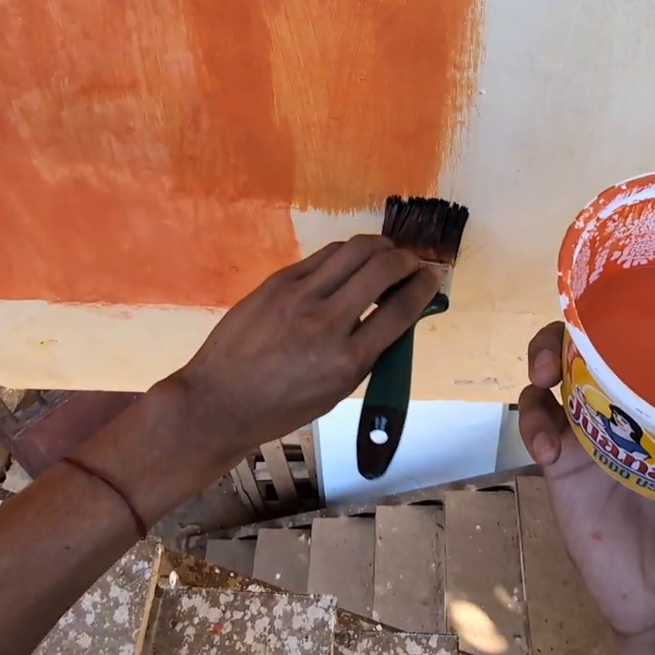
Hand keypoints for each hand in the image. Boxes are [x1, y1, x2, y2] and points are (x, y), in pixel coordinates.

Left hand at [169, 235, 441, 461]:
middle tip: (412, 263)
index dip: (425, 286)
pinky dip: (347, 255)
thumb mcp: (338, 389)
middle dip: (408, 259)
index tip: (435, 276)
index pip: (401, 309)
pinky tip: (351, 262)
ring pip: (355, 249)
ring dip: (381, 248)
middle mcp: (327, 321)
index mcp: (348, 360)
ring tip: (386, 256)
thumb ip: (371, 348)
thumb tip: (399, 310)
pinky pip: (325, 255)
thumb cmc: (283, 406)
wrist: (220, 400)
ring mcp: (300, 295)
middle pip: (383, 267)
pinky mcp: (279, 280)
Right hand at [517, 322, 654, 649]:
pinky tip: (549, 448)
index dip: (643, 317)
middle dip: (574, 331)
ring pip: (557, 373)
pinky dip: (532, 425)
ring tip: (544, 377)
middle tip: (570, 340)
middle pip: (594, 346)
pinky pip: (537, 426)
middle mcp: (634, 409)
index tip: (639, 305)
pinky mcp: (564, 464)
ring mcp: (595, 433)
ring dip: (542, 360)